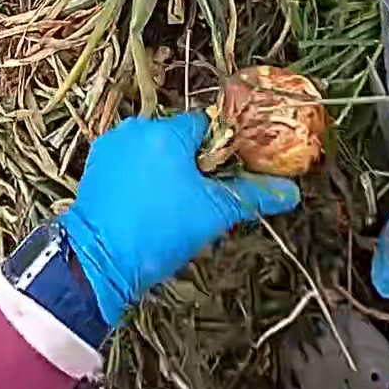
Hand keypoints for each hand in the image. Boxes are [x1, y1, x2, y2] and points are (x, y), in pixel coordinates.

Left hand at [60, 112, 300, 325]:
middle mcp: (140, 126)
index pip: (207, 126)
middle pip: (180, 138)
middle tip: (195, 201)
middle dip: (191, 164)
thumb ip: (252, 195)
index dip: (218, 152)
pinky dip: (140, 174)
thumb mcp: (212, 214)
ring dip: (165, 169)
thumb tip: (292, 192)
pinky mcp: (97, 160)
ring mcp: (114, 141)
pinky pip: (130, 158)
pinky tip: (142, 205)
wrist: (96, 262)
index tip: (220, 178)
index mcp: (169, 131)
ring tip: (167, 208)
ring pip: (155, 149)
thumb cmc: (159, 231)